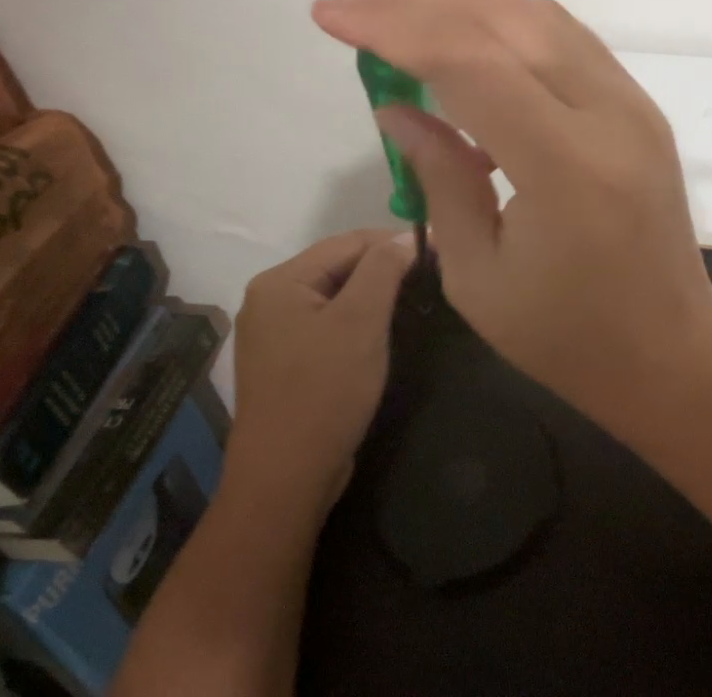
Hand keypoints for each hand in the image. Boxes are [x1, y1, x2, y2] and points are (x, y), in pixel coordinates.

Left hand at [226, 230, 414, 510]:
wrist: (287, 476)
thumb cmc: (325, 390)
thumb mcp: (361, 321)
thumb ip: (384, 269)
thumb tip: (411, 235)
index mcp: (279, 281)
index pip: (349, 241)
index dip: (396, 242)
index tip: (441, 253)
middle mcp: (270, 299)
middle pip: (340, 266)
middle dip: (386, 269)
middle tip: (434, 279)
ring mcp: (275, 333)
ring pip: (337, 297)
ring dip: (376, 297)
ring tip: (418, 303)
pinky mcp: (287, 363)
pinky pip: (329, 325)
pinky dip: (359, 322)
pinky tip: (386, 334)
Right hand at [311, 0, 711, 383]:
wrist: (669, 352)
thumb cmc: (568, 338)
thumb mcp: (477, 275)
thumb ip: (439, 178)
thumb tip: (397, 107)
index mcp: (567, 165)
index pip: (470, 62)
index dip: (393, 28)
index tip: (329, 15)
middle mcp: (610, 115)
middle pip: (505, 19)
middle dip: (417, 1)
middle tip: (350, 5)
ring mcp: (634, 106)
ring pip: (541, 17)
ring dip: (463, 3)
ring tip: (395, 12)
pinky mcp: (641, 110)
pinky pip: (569, 41)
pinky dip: (510, 26)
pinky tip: (465, 40)